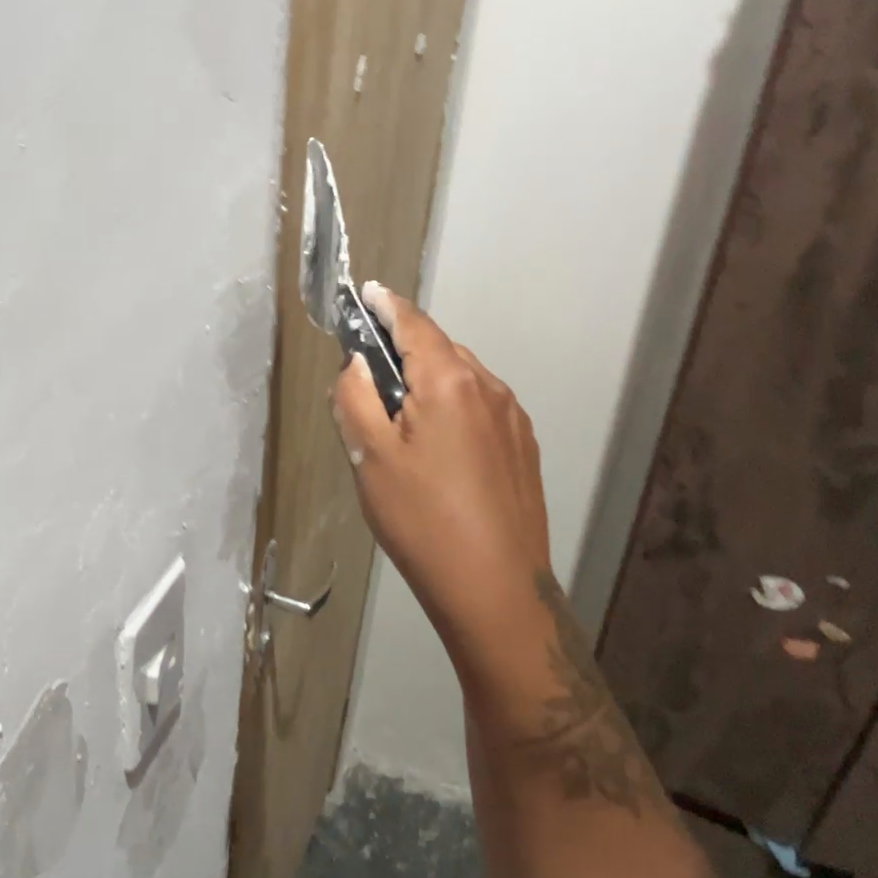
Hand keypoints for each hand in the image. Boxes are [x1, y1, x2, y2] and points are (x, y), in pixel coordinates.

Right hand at [332, 282, 550, 614]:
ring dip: (428, 380)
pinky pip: (480, 408)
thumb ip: (354, 398)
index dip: (386, 305)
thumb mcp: (369, 456)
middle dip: (403, 348)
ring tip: (398, 419)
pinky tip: (435, 447)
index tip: (367, 292)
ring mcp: (513, 419)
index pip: (414, 324)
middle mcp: (489, 388)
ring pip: (462, 380)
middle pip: (440, 349)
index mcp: (449, 381)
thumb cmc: (421, 518)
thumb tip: (356, 364)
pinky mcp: (523, 449)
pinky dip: (452, 407)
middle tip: (367, 374)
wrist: (494, 585)